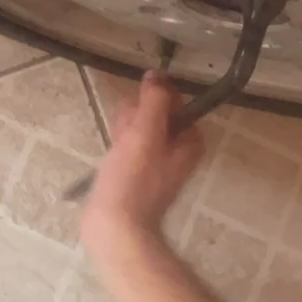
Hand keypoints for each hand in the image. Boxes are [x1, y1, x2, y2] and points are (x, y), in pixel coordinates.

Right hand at [82, 71, 203, 241]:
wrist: (115, 227)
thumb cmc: (133, 180)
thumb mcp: (146, 133)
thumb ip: (155, 101)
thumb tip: (156, 74)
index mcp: (190, 140)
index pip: (172, 101)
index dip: (150, 102)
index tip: (136, 116)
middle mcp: (178, 150)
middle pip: (153, 113)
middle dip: (133, 119)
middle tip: (125, 139)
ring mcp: (157, 163)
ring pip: (138, 128)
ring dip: (123, 131)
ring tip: (115, 150)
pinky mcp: (137, 174)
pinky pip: (128, 146)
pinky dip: (118, 145)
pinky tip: (110, 157)